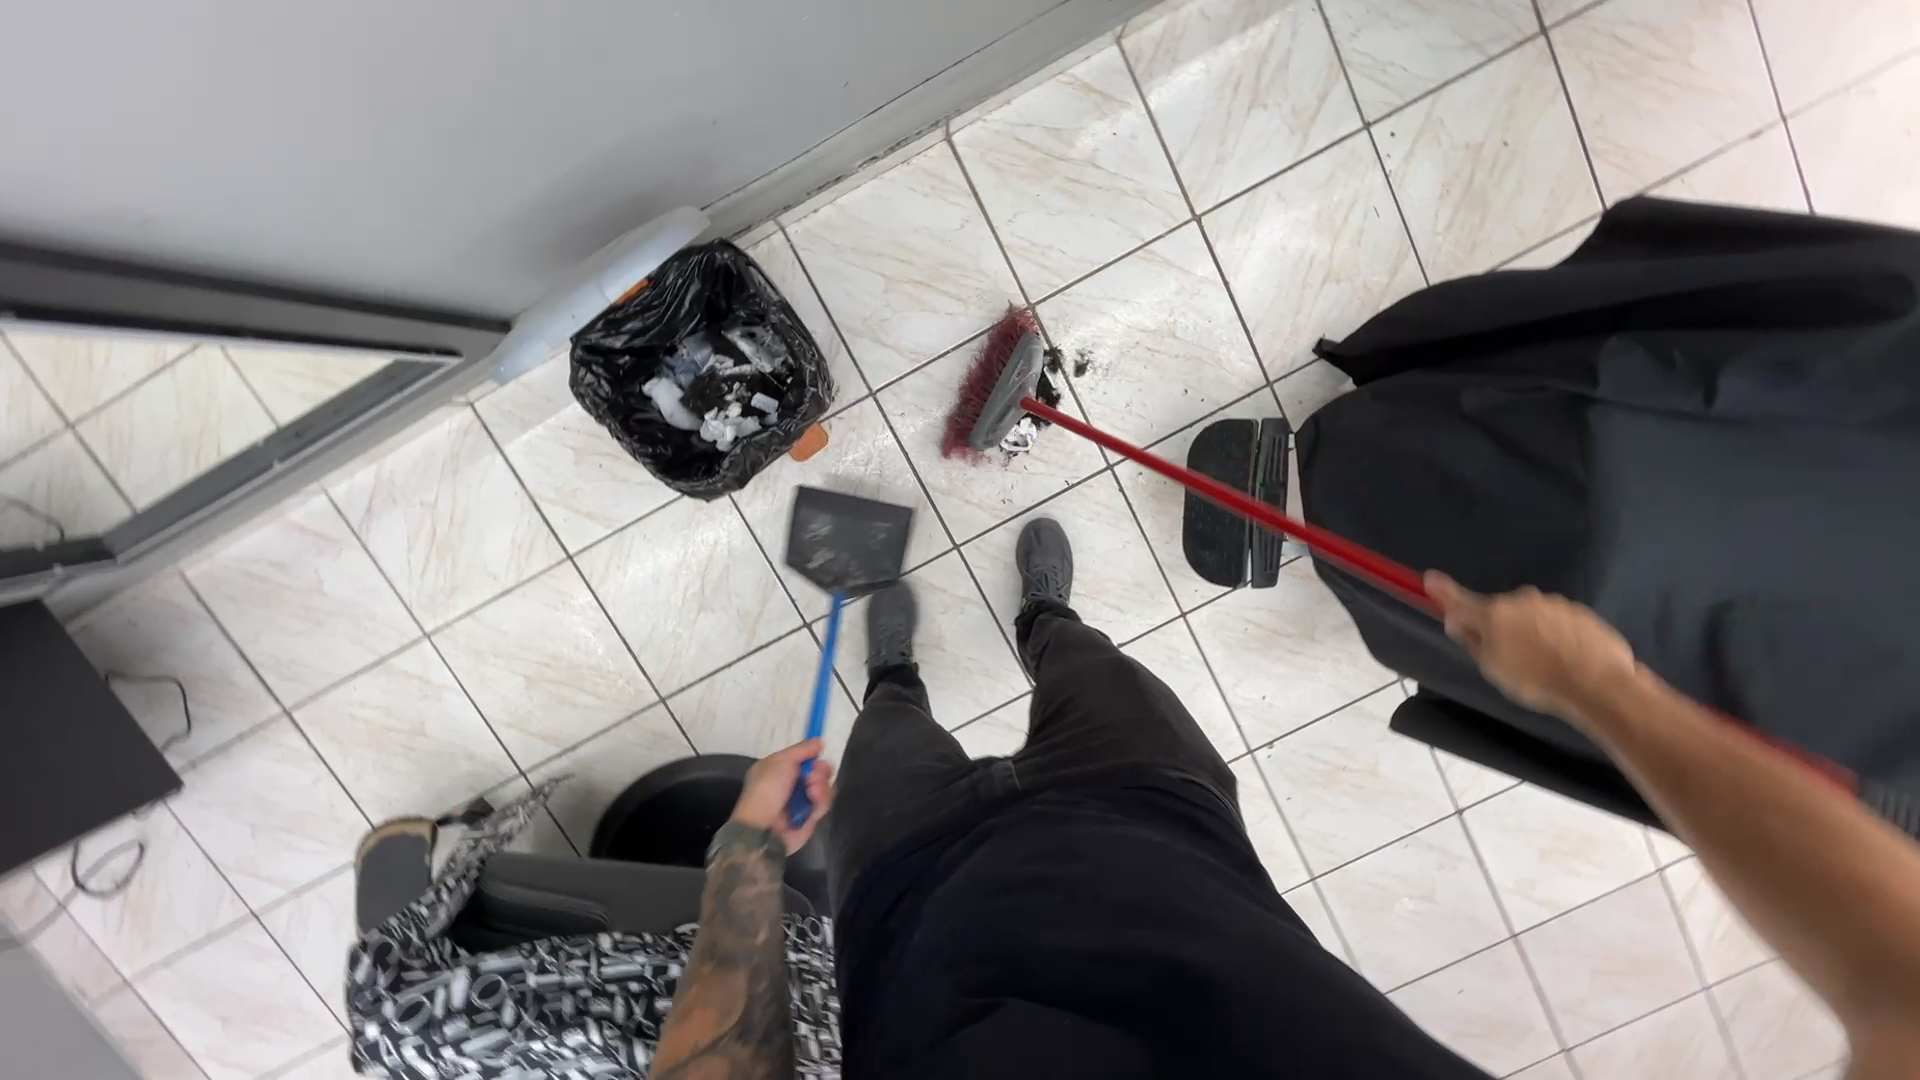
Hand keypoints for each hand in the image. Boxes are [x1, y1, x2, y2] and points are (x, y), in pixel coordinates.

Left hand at [729, 738, 834, 853]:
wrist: (764, 827)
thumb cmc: (767, 789)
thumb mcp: (781, 761)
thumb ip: (803, 749)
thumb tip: (819, 742)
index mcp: (780, 770)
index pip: (804, 759)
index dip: (813, 757)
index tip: (817, 755)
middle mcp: (792, 785)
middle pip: (819, 771)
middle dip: (821, 771)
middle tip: (813, 775)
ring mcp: (802, 801)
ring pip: (825, 787)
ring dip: (821, 785)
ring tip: (812, 790)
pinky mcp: (811, 817)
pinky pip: (824, 804)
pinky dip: (821, 800)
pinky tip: (814, 800)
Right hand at [1425, 571, 1638, 721]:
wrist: (1599, 684)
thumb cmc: (1535, 679)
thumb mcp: (1491, 667)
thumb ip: (1472, 641)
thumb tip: (1457, 622)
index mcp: (1493, 613)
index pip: (1459, 599)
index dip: (1442, 590)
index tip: (1429, 578)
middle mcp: (1521, 600)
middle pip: (1501, 609)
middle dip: (1500, 624)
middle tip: (1508, 653)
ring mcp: (1555, 604)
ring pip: (1532, 615)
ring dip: (1531, 630)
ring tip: (1545, 661)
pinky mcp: (1582, 613)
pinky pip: (1559, 622)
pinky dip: (1557, 635)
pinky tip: (1566, 658)